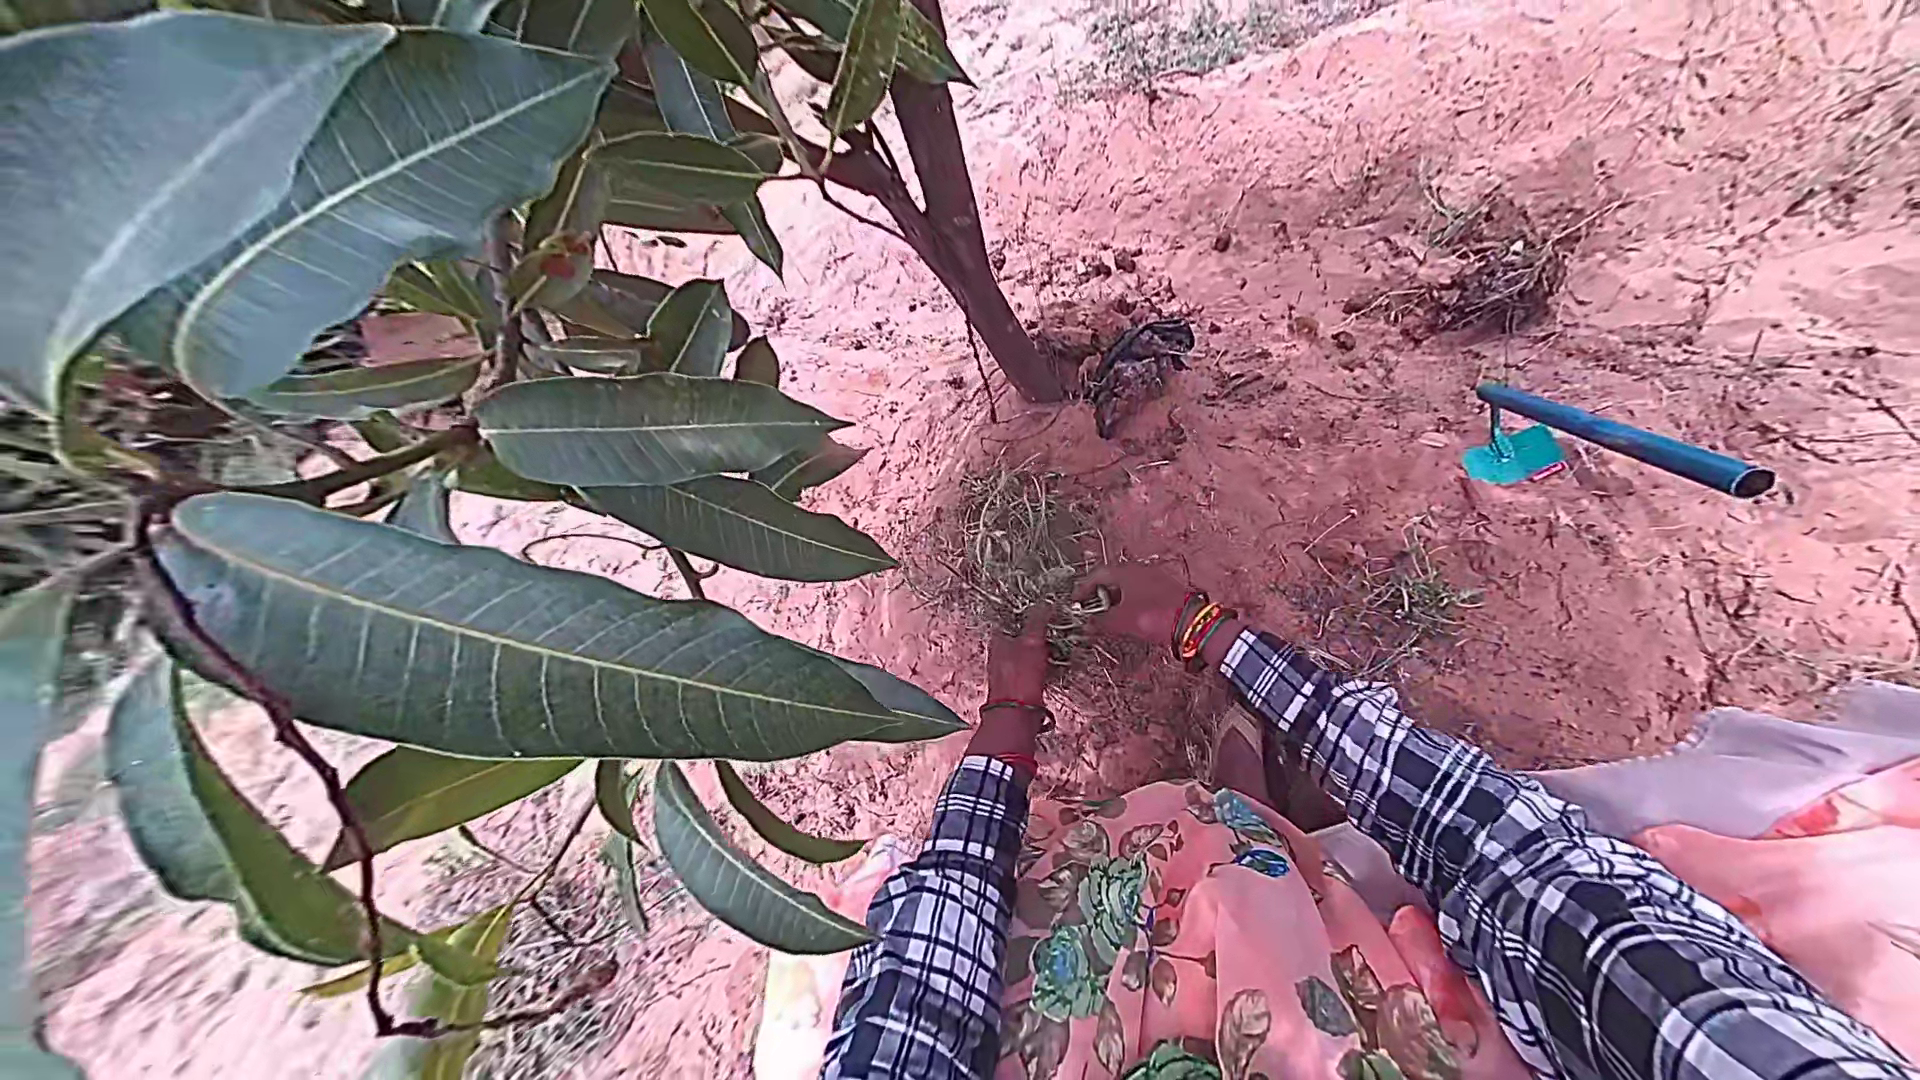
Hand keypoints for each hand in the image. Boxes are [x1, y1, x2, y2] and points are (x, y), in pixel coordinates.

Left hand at [987, 606, 1052, 704]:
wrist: (1018, 714)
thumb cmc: (1019, 680)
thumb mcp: (1032, 642)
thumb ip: (1037, 622)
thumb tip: (1043, 605)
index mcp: (997, 641)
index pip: (1010, 620)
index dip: (1026, 615)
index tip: (1040, 611)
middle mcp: (998, 656)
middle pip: (1017, 637)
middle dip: (1034, 634)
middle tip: (1050, 630)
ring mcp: (1007, 672)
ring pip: (1025, 654)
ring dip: (1039, 652)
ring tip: (1054, 650)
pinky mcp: (1018, 687)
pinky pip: (1031, 671)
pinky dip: (1042, 668)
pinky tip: (1050, 669)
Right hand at [1077, 563, 1196, 647]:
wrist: (1193, 624)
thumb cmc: (1154, 616)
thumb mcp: (1121, 620)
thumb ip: (1100, 622)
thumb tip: (1087, 625)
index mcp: (1126, 571)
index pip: (1097, 575)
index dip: (1083, 588)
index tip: (1076, 600)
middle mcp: (1141, 570)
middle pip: (1113, 579)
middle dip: (1099, 595)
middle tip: (1091, 610)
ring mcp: (1156, 579)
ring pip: (1128, 586)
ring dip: (1115, 600)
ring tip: (1108, 617)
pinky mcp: (1167, 590)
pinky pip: (1141, 593)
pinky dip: (1130, 602)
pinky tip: (1129, 617)